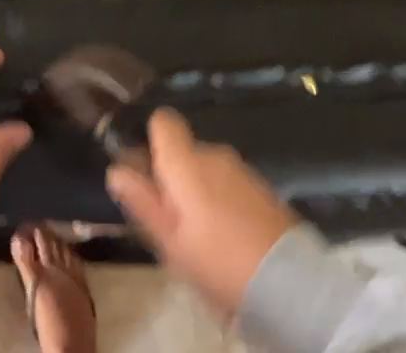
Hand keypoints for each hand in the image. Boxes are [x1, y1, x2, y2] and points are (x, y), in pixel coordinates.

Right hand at [105, 108, 299, 315]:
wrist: (290, 284)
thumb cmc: (217, 261)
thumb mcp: (170, 240)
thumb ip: (142, 200)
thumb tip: (115, 171)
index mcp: (185, 162)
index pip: (163, 122)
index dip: (152, 139)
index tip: (147, 170)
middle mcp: (213, 155)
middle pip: (184, 150)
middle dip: (174, 175)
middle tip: (170, 217)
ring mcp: (242, 170)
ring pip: (207, 168)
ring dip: (199, 188)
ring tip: (201, 231)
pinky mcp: (264, 188)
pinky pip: (230, 182)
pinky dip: (222, 198)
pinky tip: (227, 233)